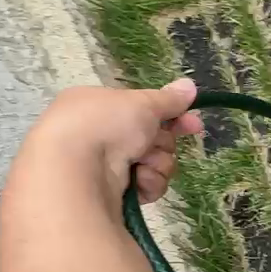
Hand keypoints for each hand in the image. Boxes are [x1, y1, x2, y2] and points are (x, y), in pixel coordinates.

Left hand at [18, 79, 202, 204]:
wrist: (76, 167)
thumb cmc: (105, 124)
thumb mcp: (142, 103)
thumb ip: (169, 98)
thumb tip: (190, 85)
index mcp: (99, 105)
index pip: (143, 109)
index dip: (172, 115)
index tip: (194, 122)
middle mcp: (100, 131)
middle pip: (152, 137)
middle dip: (163, 142)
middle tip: (162, 145)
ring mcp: (105, 160)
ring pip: (154, 161)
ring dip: (157, 162)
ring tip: (143, 163)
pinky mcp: (113, 187)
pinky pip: (146, 182)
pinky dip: (148, 181)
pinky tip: (138, 179)